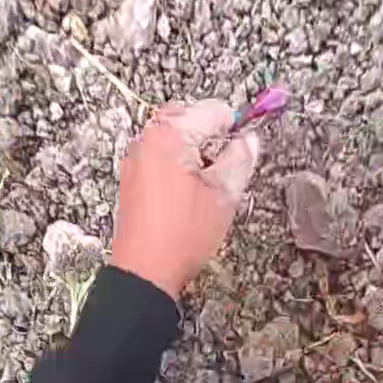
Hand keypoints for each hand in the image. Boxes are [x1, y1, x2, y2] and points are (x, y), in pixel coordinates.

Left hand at [111, 100, 261, 299]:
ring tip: (209, 190)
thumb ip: (240, 159)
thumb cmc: (182, 235)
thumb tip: (249, 140)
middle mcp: (147, 140)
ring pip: (176, 142)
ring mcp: (136, 161)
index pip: (212, 111)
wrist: (144, 272)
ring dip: (197, 156)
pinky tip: (190, 199)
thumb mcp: (222, 196)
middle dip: (213, 140)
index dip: (236, 128)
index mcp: (169, 134)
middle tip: (227, 172)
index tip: (246, 150)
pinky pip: (162, 161)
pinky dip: (180, 169)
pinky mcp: (133, 181)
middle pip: (190, 121)